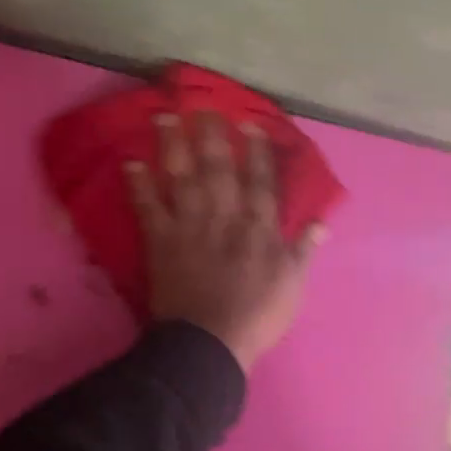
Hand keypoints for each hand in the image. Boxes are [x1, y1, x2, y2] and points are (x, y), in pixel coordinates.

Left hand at [125, 112, 322, 371]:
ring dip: (172, 145)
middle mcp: (224, 217)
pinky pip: (148, 206)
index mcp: (259, 228)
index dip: (256, 151)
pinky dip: (138, 184)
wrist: (208, 343)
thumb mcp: (292, 286)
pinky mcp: (161, 242)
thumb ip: (303, 251)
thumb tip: (321, 222)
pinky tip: (129, 162)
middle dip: (211, 135)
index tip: (249, 124)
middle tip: (203, 107)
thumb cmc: (256, 318)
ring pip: (181, 177)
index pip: (260, 181)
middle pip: (218, 168)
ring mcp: (190, 226)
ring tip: (164, 117)